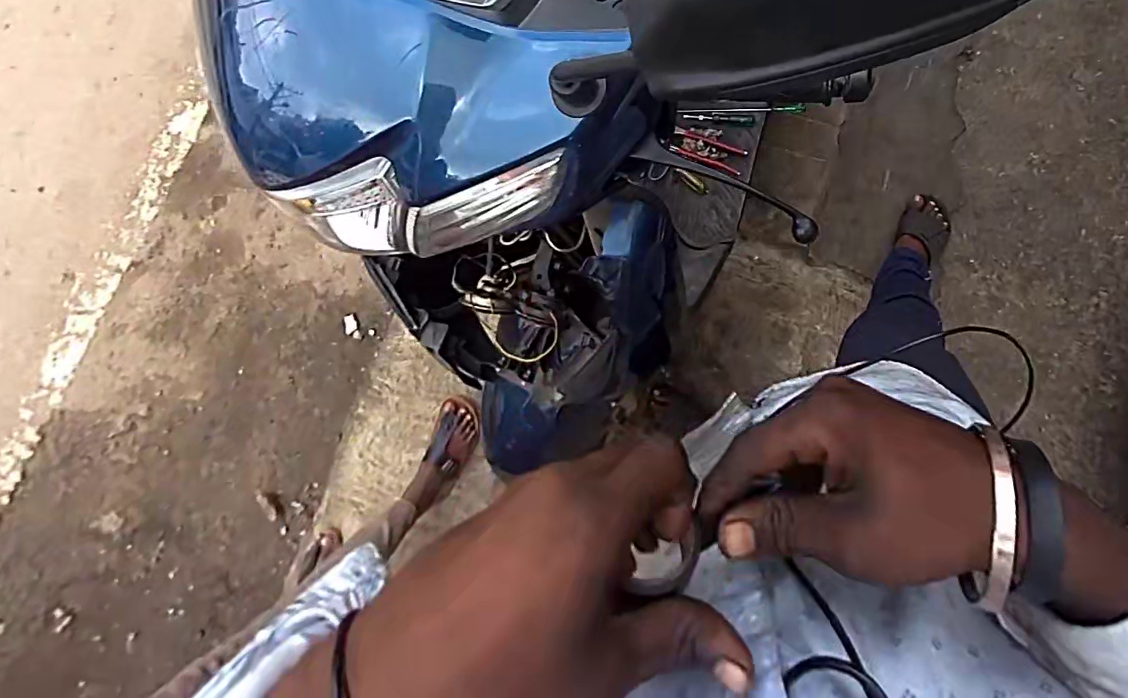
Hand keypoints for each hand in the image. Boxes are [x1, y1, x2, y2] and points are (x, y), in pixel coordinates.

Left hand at [276, 437, 753, 697]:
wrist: (382, 680)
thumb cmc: (505, 677)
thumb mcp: (601, 666)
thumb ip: (677, 638)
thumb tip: (745, 659)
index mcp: (593, 508)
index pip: (664, 453)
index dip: (685, 493)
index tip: (673, 551)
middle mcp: (561, 480)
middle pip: (633, 457)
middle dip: (655, 500)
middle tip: (647, 563)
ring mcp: (523, 488)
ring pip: (596, 472)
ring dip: (618, 508)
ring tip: (605, 577)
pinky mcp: (496, 503)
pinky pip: (559, 488)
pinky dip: (581, 514)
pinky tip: (558, 579)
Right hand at [699, 376, 1127, 623]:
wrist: (999, 503)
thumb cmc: (923, 519)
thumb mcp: (849, 534)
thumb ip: (780, 526)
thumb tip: (725, 532)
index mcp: (821, 411)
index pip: (749, 448)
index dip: (719, 491)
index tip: (697, 531)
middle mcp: (827, 393)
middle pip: (765, 439)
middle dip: (740, 485)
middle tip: (720, 532)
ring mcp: (847, 401)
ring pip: (787, 441)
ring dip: (768, 480)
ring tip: (751, 524)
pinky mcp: (861, 416)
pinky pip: (812, 440)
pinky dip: (796, 472)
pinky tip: (793, 503)